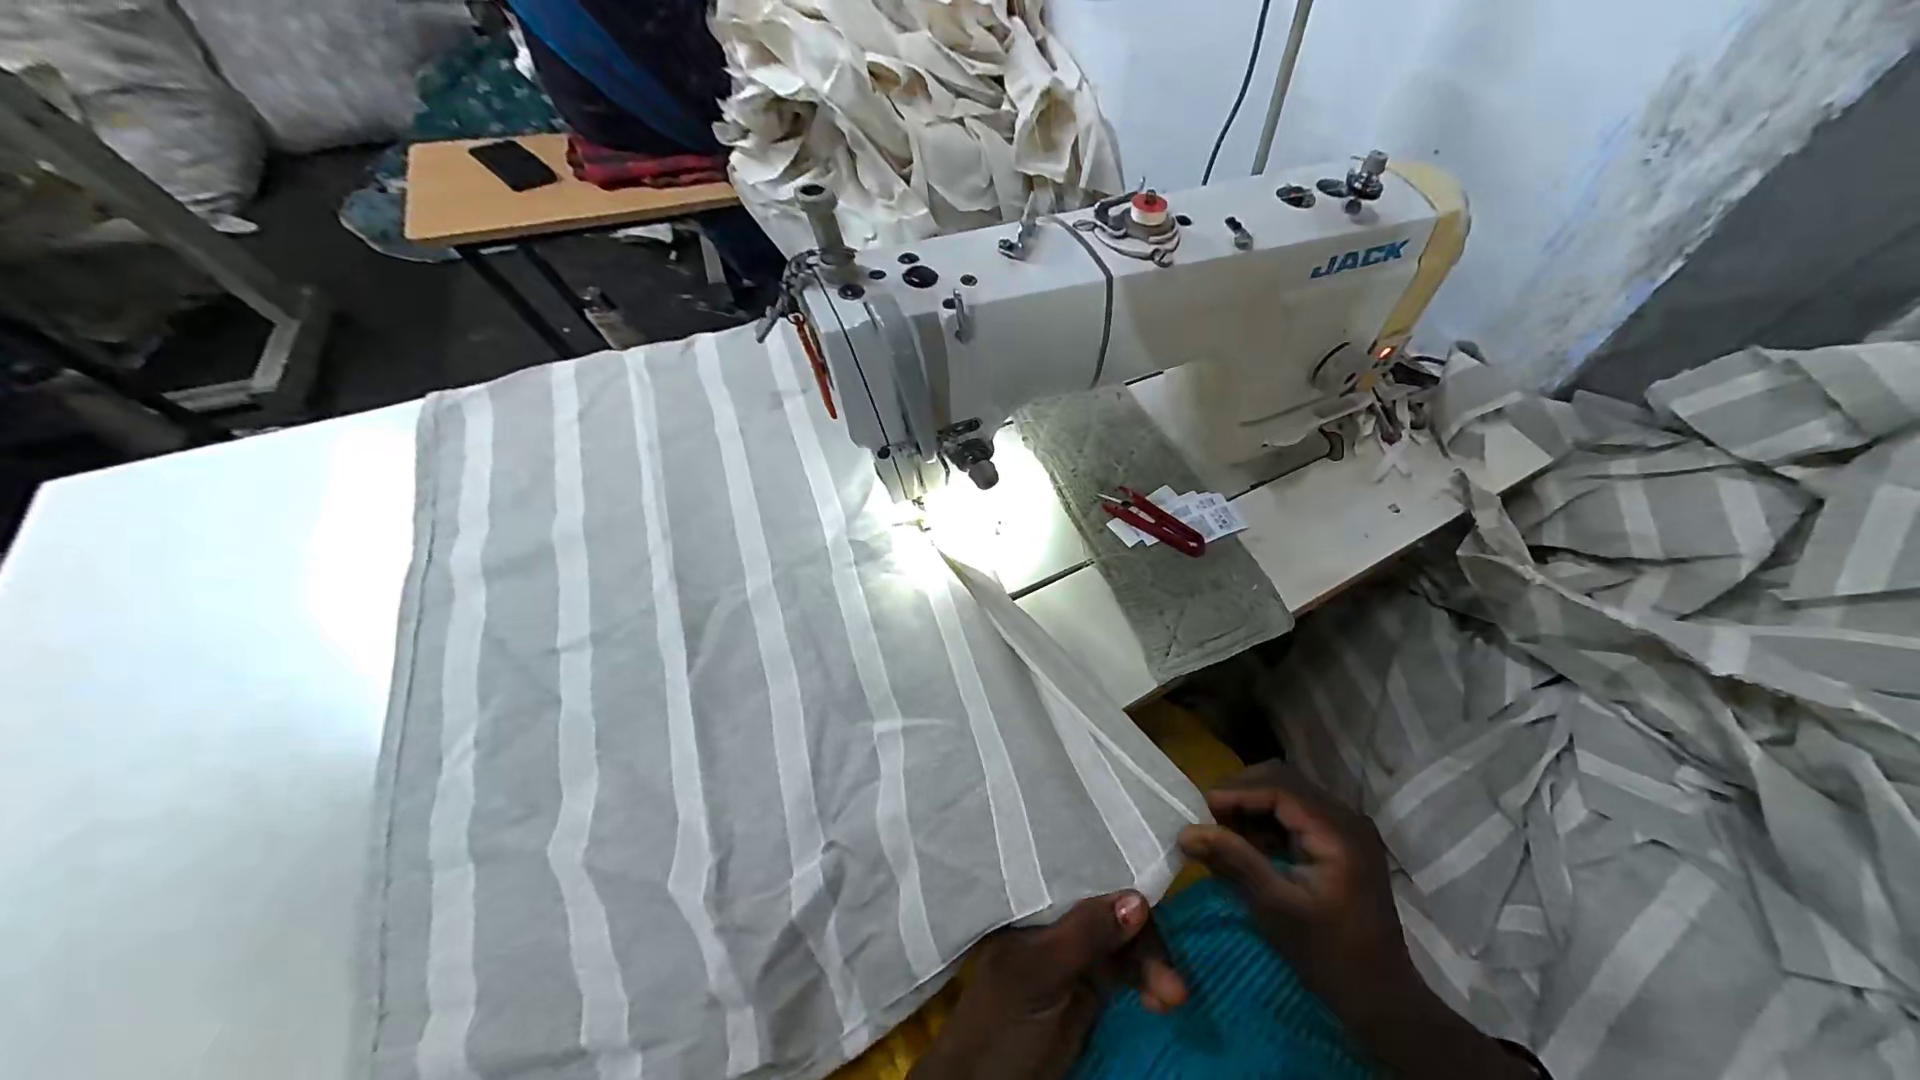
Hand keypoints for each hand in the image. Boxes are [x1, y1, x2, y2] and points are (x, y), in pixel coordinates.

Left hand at [909, 891, 1188, 1079]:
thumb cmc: (1002, 1018)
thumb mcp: (1039, 972)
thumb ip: (1085, 933)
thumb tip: (1138, 897)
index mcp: (1033, 901)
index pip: (1082, 875)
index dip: (1121, 878)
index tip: (1161, 893)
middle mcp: (1057, 918)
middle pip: (1112, 909)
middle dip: (1146, 938)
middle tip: (1173, 982)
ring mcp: (1075, 952)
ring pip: (1126, 941)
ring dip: (1153, 964)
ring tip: (1173, 997)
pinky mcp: (1092, 985)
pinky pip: (1128, 970)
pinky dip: (1149, 981)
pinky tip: (1163, 1000)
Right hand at [1177, 759, 1411, 1011]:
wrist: (1381, 997)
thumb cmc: (1329, 955)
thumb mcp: (1275, 906)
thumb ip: (1233, 860)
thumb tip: (1185, 832)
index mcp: (1338, 832)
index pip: (1278, 787)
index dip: (1234, 792)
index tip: (1198, 811)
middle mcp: (1346, 817)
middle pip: (1282, 780)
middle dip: (1240, 793)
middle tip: (1208, 819)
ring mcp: (1345, 827)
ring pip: (1286, 791)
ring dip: (1250, 804)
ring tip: (1221, 830)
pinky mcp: (1339, 839)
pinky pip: (1294, 811)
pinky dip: (1266, 819)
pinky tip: (1246, 842)